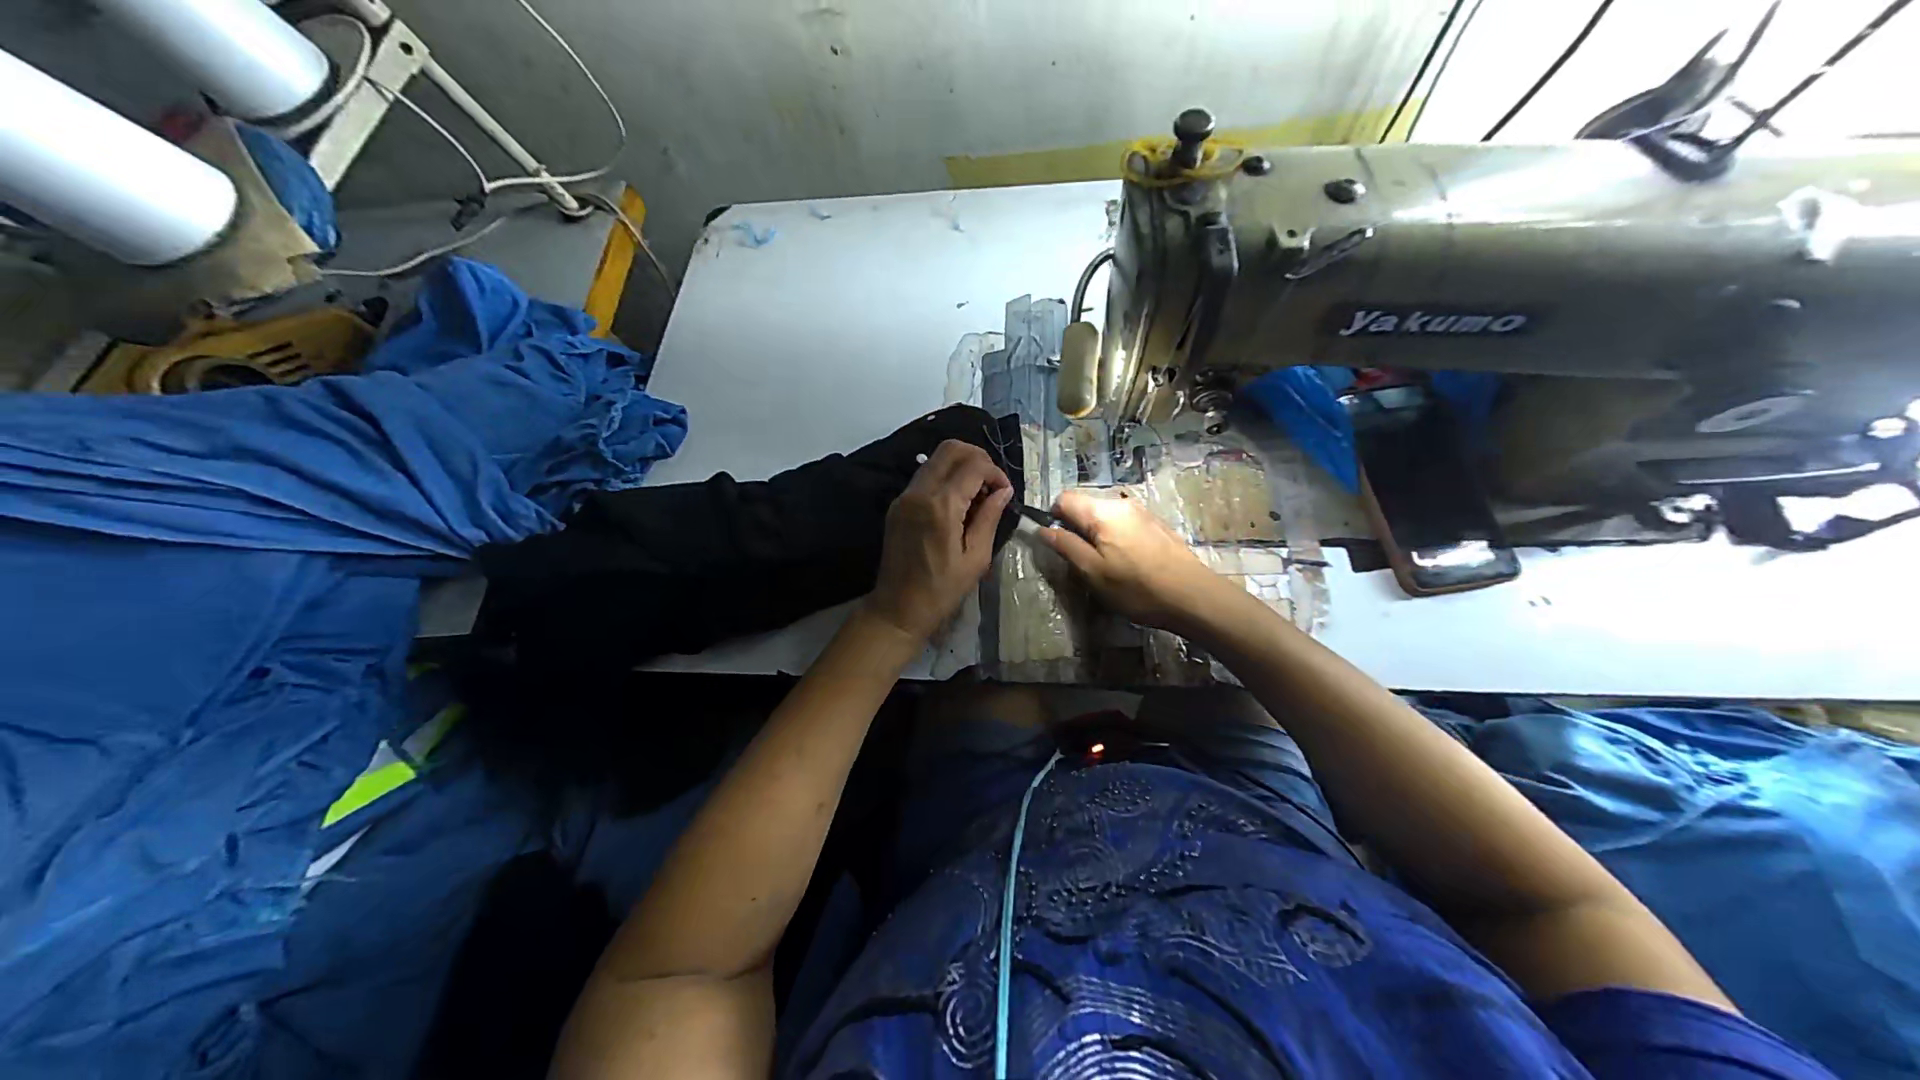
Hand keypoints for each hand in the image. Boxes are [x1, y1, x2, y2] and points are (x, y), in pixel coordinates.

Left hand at [864, 440, 1014, 641]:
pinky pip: (925, 475)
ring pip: (936, 458)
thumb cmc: (942, 589)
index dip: (995, 472)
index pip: (973, 465)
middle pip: (951, 449)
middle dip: (978, 459)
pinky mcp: (898, 504)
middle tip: (992, 484)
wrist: (898, 607)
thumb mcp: (976, 557)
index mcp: (941, 506)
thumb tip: (1004, 491)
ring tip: (977, 495)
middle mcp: (919, 492)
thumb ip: (989, 518)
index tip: (1005, 492)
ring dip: (961, 467)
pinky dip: (946, 478)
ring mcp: (904, 496)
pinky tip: (958, 503)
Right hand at [1041, 488, 1237, 632]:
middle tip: (1083, 562)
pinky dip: (1117, 538)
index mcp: (1102, 511)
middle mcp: (1122, 503)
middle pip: (1085, 506)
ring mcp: (1142, 512)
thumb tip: (1043, 529)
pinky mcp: (1156, 524)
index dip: (1054, 518)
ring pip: (1105, 516)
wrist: (1193, 596)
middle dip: (1077, 528)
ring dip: (1098, 535)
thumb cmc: (1137, 588)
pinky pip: (1124, 524)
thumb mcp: (1092, 572)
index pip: (1064, 499)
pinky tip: (1128, 563)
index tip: (1059, 544)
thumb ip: (1066, 546)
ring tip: (1107, 566)